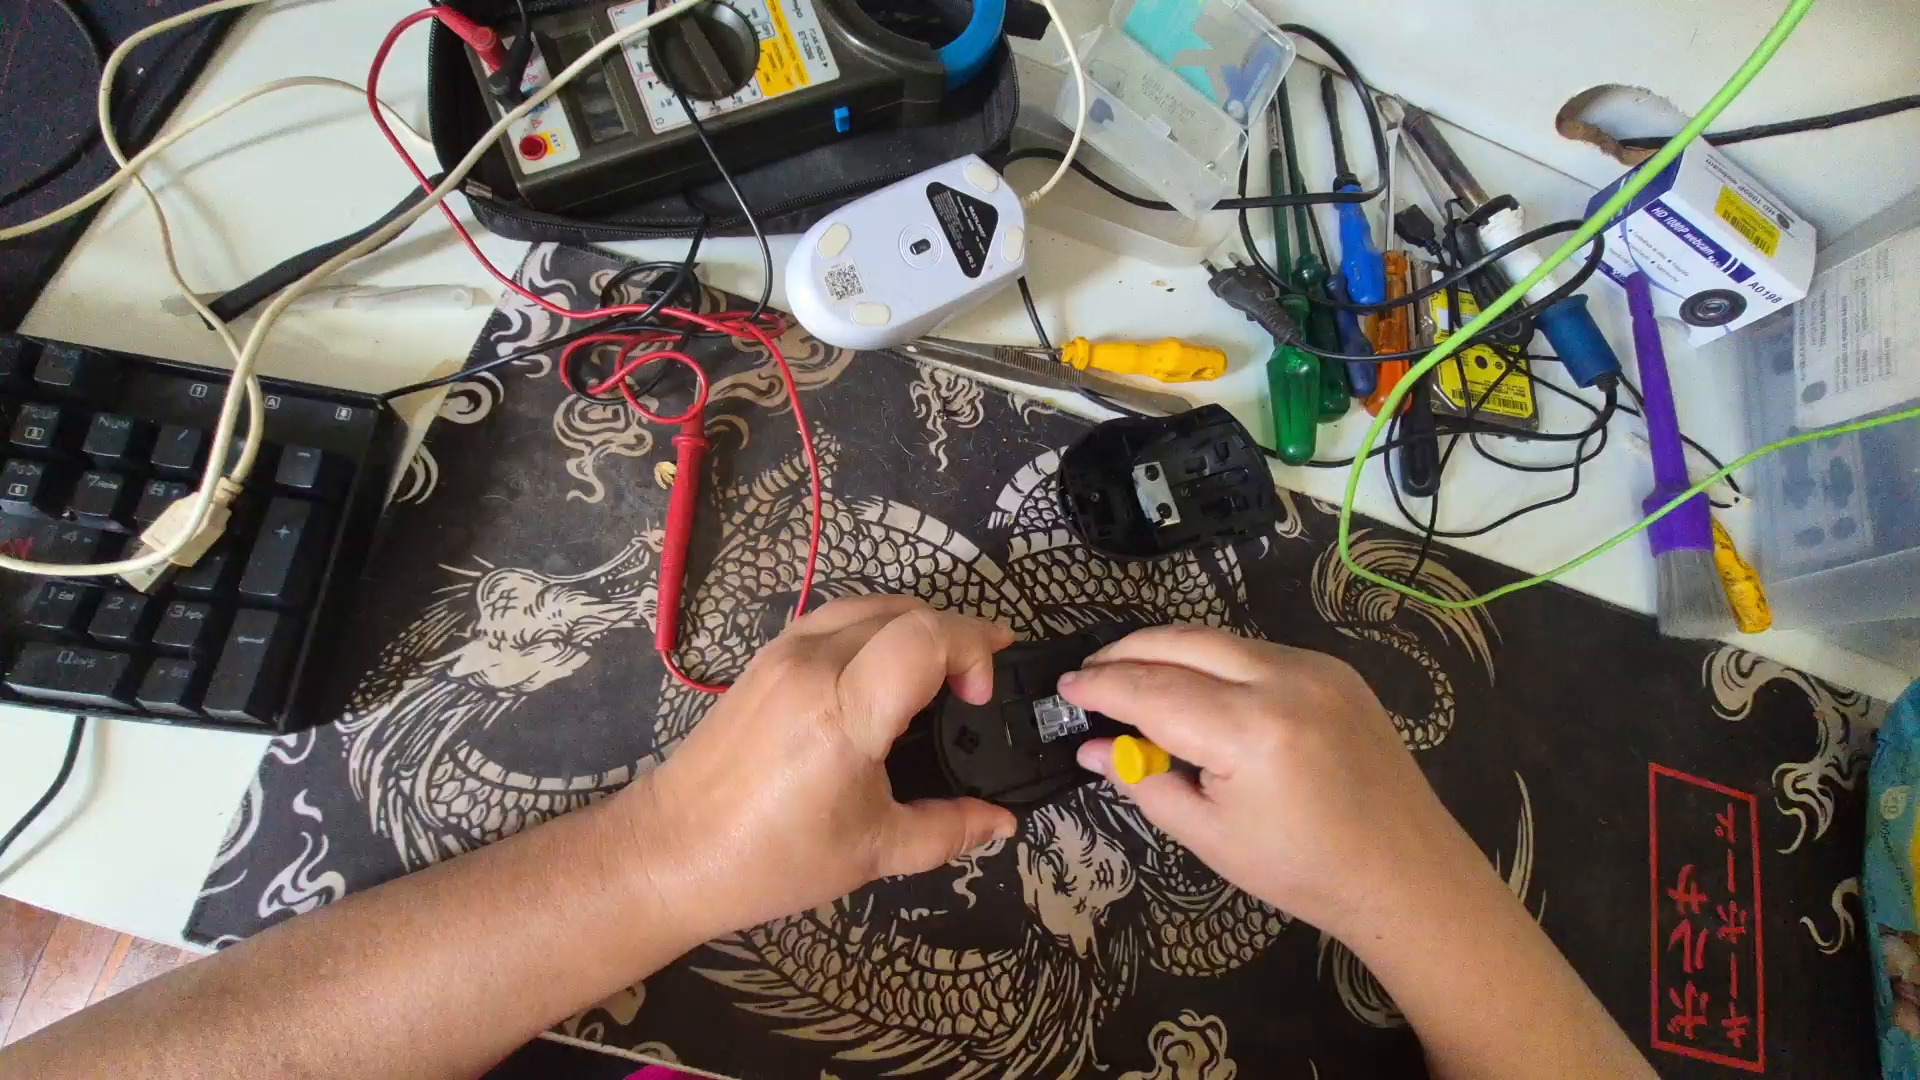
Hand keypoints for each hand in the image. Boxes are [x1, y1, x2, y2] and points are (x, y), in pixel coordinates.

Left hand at [621, 597, 1018, 943]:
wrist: (671, 848)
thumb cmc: (773, 858)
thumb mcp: (872, 851)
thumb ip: (949, 830)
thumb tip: (1003, 822)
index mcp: (844, 710)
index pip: (926, 637)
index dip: (972, 649)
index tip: (980, 696)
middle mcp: (814, 662)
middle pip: (907, 612)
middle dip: (958, 634)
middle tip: (978, 680)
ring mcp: (785, 650)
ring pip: (872, 604)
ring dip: (919, 623)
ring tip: (945, 662)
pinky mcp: (767, 653)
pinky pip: (837, 615)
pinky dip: (879, 624)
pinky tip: (888, 661)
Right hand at [1058, 624, 1493, 941]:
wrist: (1409, 876)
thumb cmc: (1301, 869)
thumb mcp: (1208, 835)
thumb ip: (1141, 780)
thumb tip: (1090, 746)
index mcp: (1251, 732)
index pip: (1152, 691)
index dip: (1101, 687)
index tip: (1065, 688)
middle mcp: (1283, 680)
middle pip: (1180, 642)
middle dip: (1125, 652)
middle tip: (1089, 673)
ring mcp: (1313, 666)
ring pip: (1213, 638)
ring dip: (1164, 650)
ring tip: (1129, 675)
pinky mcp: (1331, 667)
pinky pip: (1249, 649)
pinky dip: (1207, 659)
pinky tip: (1191, 685)